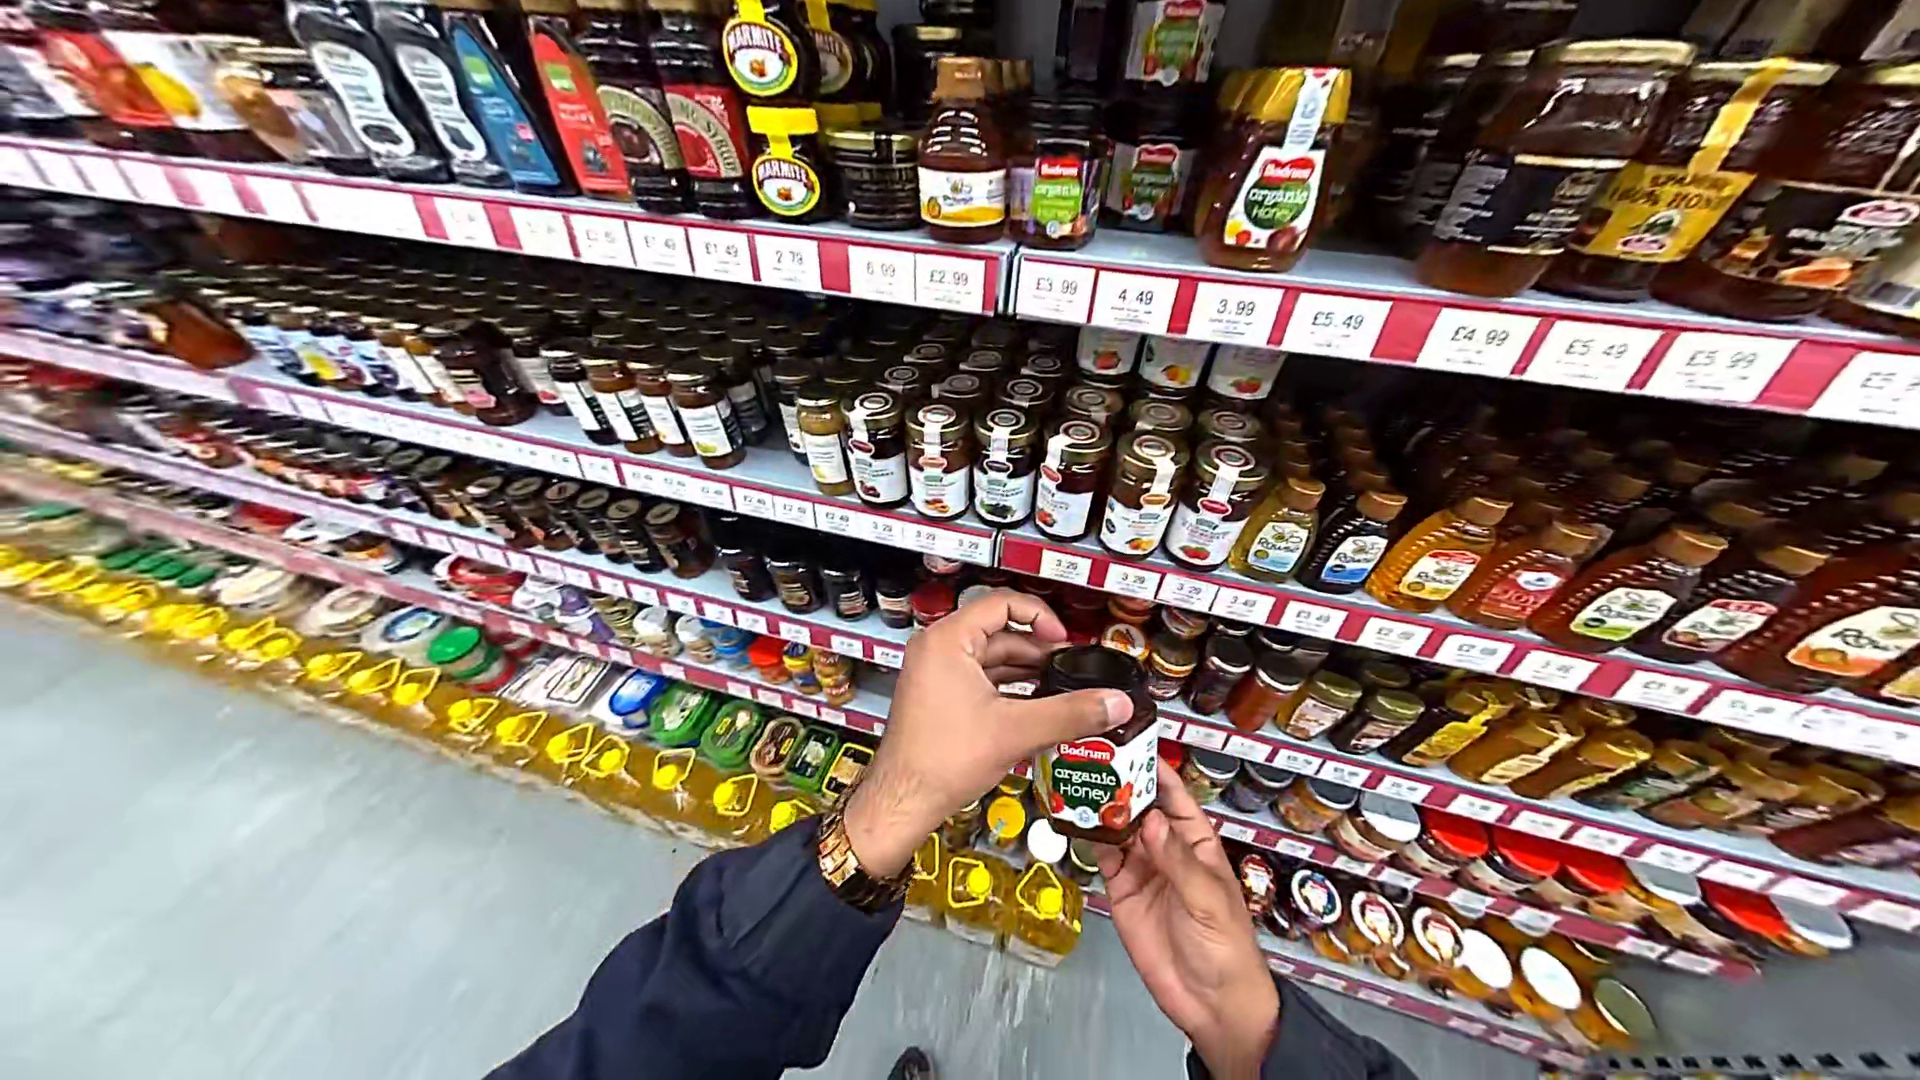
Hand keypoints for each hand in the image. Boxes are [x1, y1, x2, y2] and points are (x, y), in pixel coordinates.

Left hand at [842, 588, 1128, 876]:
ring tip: (1060, 687)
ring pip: (990, 656)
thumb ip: (1070, 713)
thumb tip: (1115, 703)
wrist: (903, 800)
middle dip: (1037, 649)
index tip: (1063, 640)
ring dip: (1025, 669)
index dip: (1039, 617)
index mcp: (947, 640)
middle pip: (998, 631)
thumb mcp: (1015, 731)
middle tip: (1070, 669)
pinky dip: (1007, 685)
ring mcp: (935, 670)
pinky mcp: (938, 692)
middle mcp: (937, 647)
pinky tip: (1034, 703)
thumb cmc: (942, 760)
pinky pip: (979, 676)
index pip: (1001, 604)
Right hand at [1097, 761, 1278, 1079]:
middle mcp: (1163, 844)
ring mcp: (1140, 863)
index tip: (1130, 741)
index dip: (1153, 766)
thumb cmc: (1226, 946)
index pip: (1173, 792)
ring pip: (1115, 823)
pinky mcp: (1119, 885)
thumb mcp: (1207, 899)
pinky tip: (1073, 819)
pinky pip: (1101, 852)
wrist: (1209, 1004)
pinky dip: (1087, 835)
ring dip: (1098, 804)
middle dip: (1118, 780)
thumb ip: (1177, 860)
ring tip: (1075, 780)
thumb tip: (1151, 820)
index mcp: (1193, 839)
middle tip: (1090, 756)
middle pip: (1138, 802)